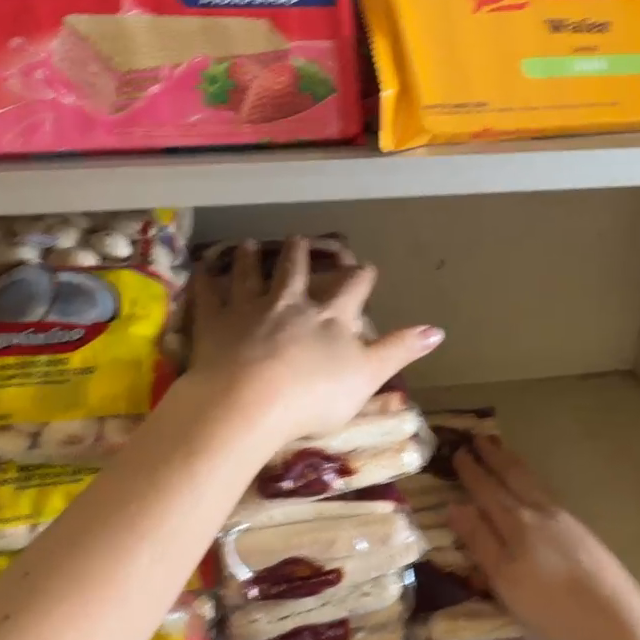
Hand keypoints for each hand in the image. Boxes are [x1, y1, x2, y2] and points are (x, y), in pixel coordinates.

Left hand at [186, 237, 443, 452]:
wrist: (251, 401)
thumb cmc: (315, 395)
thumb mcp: (368, 376)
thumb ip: (399, 350)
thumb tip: (437, 330)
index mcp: (330, 317)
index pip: (352, 289)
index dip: (360, 278)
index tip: (365, 267)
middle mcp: (291, 303)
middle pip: (296, 271)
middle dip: (300, 254)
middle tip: (298, 238)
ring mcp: (249, 309)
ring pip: (250, 275)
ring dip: (250, 259)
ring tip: (247, 244)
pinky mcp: (214, 322)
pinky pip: (208, 295)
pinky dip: (205, 280)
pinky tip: (202, 267)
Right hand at [451, 434, 639, 639]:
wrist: (617, 618)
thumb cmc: (552, 606)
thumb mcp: (505, 580)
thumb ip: (480, 542)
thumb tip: (453, 505)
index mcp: (517, 523)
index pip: (487, 490)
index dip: (471, 472)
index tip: (458, 451)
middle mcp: (540, 512)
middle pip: (513, 476)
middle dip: (494, 457)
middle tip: (479, 437)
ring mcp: (564, 519)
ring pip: (533, 482)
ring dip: (514, 464)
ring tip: (503, 451)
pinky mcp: (581, 531)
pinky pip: (546, 492)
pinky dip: (531, 480)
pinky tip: (534, 488)